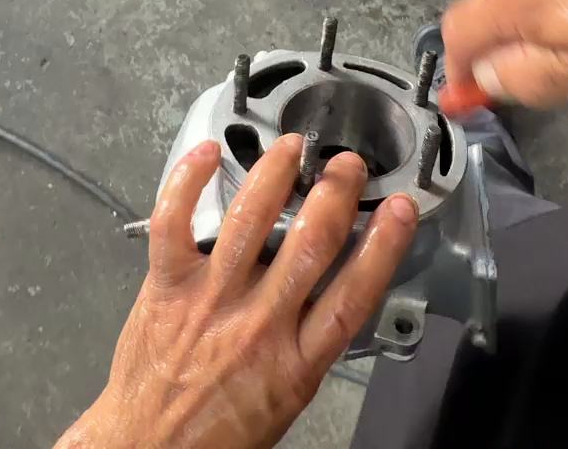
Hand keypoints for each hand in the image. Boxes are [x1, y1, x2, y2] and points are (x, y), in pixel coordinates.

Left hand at [57, 134, 418, 448]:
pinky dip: (187, 182)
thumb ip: (312, 336)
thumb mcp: (288, 393)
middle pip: (309, 245)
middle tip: (346, 164)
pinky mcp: (166, 286)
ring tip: (292, 146)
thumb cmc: (222, 429)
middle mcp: (258, 324)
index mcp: (296, 361)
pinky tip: (208, 151)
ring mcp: (210, 300)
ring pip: (248, 222)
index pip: (353, 295)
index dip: (383, 245)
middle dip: (334, 192)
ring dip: (274, 174)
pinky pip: (173, 224)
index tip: (401, 206)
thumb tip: (338, 279)